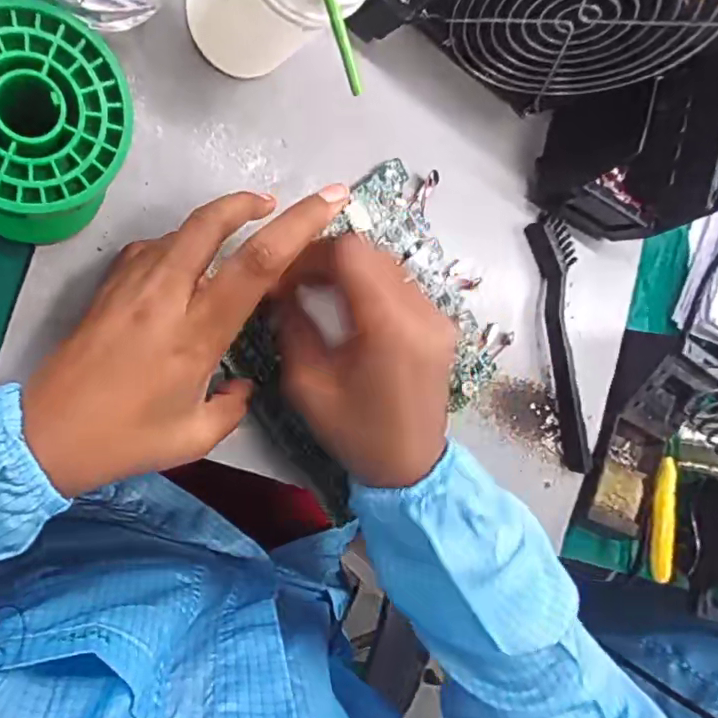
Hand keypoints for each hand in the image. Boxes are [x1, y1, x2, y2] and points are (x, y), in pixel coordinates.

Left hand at [22, 187, 349, 495]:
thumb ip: (230, 408)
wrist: (46, 433)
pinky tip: (174, 269)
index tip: (326, 200)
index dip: (297, 224)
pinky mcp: (103, 290)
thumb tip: (241, 386)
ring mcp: (128, 288)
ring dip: (205, 227)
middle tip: (268, 204)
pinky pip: (145, 252)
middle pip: (206, 224)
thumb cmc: (123, 440)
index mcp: (195, 334)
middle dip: (242, 202)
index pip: (255, 264)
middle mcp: (163, 298)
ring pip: (174, 234)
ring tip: (224, 244)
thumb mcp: (192, 438)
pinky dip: (169, 248)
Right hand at [272, 233, 457, 488]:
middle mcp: (421, 311)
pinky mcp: (438, 322)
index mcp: (389, 327)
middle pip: (367, 250)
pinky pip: (395, 281)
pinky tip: (341, 305)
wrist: (410, 467)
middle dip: (321, 259)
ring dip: (342, 268)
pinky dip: (363, 282)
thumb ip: (292, 327)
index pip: (349, 252)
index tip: (280, 277)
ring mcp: (436, 314)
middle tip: (290, 283)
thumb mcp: (306, 385)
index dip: (308, 254)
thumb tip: (278, 290)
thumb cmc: (354, 432)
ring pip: (381, 261)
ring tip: (311, 292)